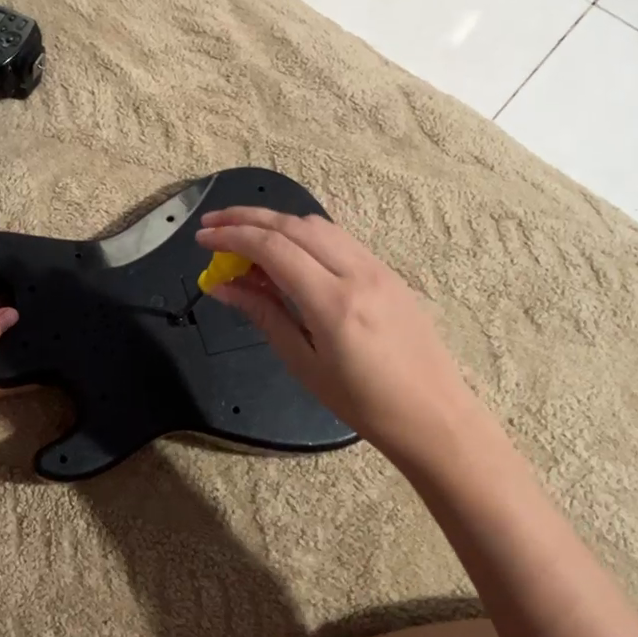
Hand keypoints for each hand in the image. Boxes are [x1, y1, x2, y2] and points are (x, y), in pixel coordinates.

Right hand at [196, 207, 477, 464]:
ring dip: (275, 222)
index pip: (273, 248)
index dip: (231, 236)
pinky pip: (338, 238)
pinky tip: (285, 251)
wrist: (436, 418)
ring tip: (242, 235)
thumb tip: (221, 285)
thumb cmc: (363, 404)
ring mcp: (378, 269)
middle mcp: (358, 273)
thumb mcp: (303, 364)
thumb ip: (263, 314)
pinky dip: (302, 234)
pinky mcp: (388, 273)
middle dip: (247, 218)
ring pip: (317, 225)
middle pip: (293, 225)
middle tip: (211, 224)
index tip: (202, 239)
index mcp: (333, 302)